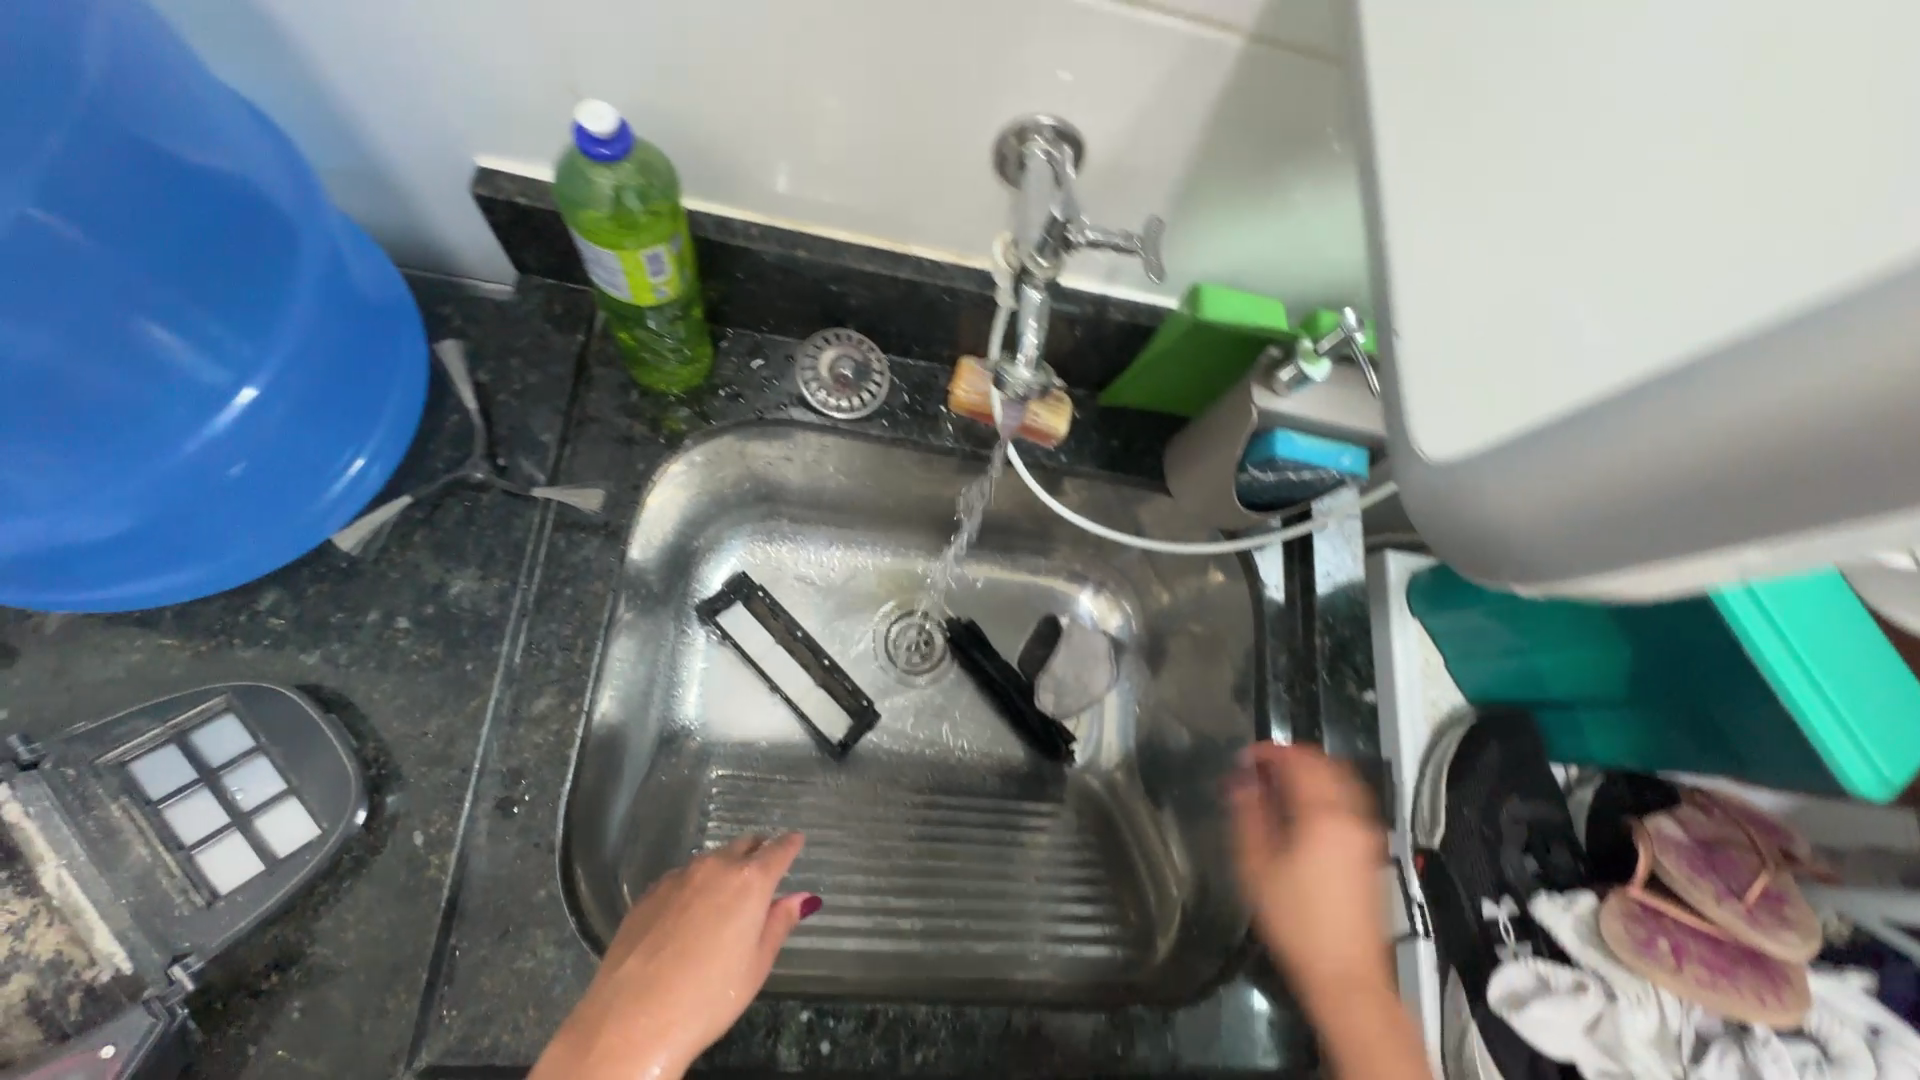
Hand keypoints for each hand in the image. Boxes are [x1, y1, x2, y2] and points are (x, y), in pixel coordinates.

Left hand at [532, 834, 819, 1079]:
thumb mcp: (756, 965)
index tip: (796, 840)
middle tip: (762, 868)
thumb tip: (801, 898)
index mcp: (749, 882)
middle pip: (742, 846)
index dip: (790, 844)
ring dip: (723, 869)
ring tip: (723, 896)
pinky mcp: (647, 895)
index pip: (778, 850)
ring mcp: (677, 879)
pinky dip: (693, 886)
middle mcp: (714, 868)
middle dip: (756, 851)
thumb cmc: (708, 997)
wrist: (632, 1019)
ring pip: (709, 861)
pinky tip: (687, 914)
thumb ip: (779, 924)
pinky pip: (680, 879)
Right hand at [1226, 743, 1390, 1001]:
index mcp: (1323, 814)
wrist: (1345, 974)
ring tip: (1280, 786)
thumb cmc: (1296, 922)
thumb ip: (1247, 814)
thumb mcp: (1255, 865)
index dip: (1268, 752)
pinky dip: (1327, 794)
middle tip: (1261, 768)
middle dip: (1292, 758)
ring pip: (1343, 782)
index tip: (1246, 758)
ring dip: (1312, 774)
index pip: (1298, 760)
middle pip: (1327, 765)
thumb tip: (1241, 782)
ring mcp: (1367, 836)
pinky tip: (1304, 813)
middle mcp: (1353, 817)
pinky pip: (1350, 804)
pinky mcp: (1372, 854)